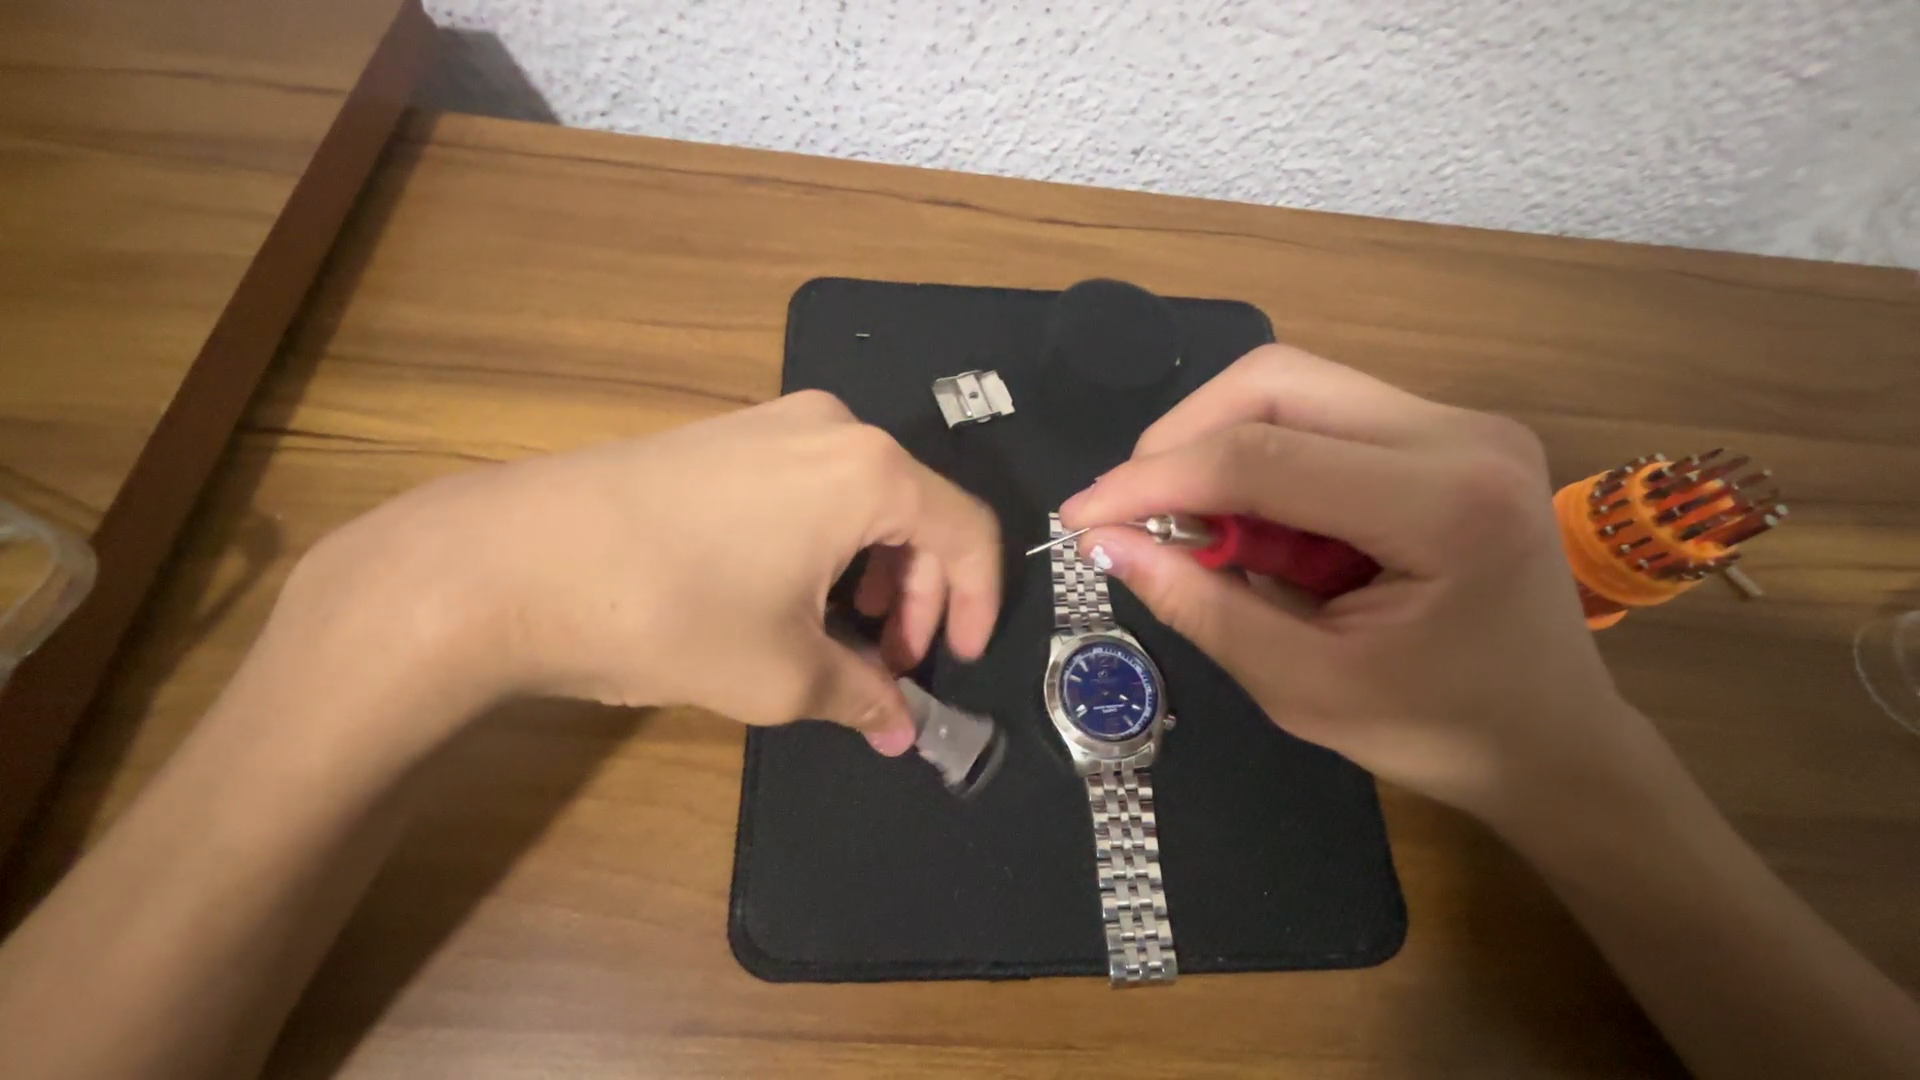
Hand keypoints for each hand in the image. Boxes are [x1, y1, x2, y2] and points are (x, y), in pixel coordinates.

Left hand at [283, 390, 1000, 760]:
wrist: (509, 561)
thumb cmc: (672, 613)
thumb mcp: (784, 676)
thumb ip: (863, 699)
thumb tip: (902, 731)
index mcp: (870, 471)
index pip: (968, 534)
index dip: (978, 605)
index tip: (958, 664)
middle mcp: (835, 427)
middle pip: (918, 515)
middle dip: (916, 599)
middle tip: (886, 664)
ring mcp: (776, 420)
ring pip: (867, 501)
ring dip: (872, 574)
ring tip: (837, 634)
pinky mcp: (731, 433)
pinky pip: (816, 487)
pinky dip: (828, 545)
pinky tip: (788, 592)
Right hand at [1061, 345, 1647, 822]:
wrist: (1550, 739)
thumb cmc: (1434, 730)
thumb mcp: (1299, 686)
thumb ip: (1199, 606)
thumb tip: (1105, 541)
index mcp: (1444, 506)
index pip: (1258, 457)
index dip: (1150, 482)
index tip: (1081, 519)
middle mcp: (1460, 433)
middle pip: (1272, 382)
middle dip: (1177, 441)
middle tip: (1130, 509)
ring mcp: (1458, 422)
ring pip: (1289, 386)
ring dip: (1211, 443)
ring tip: (1182, 518)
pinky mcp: (1442, 431)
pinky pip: (1316, 412)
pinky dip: (1253, 454)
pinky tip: (1241, 514)